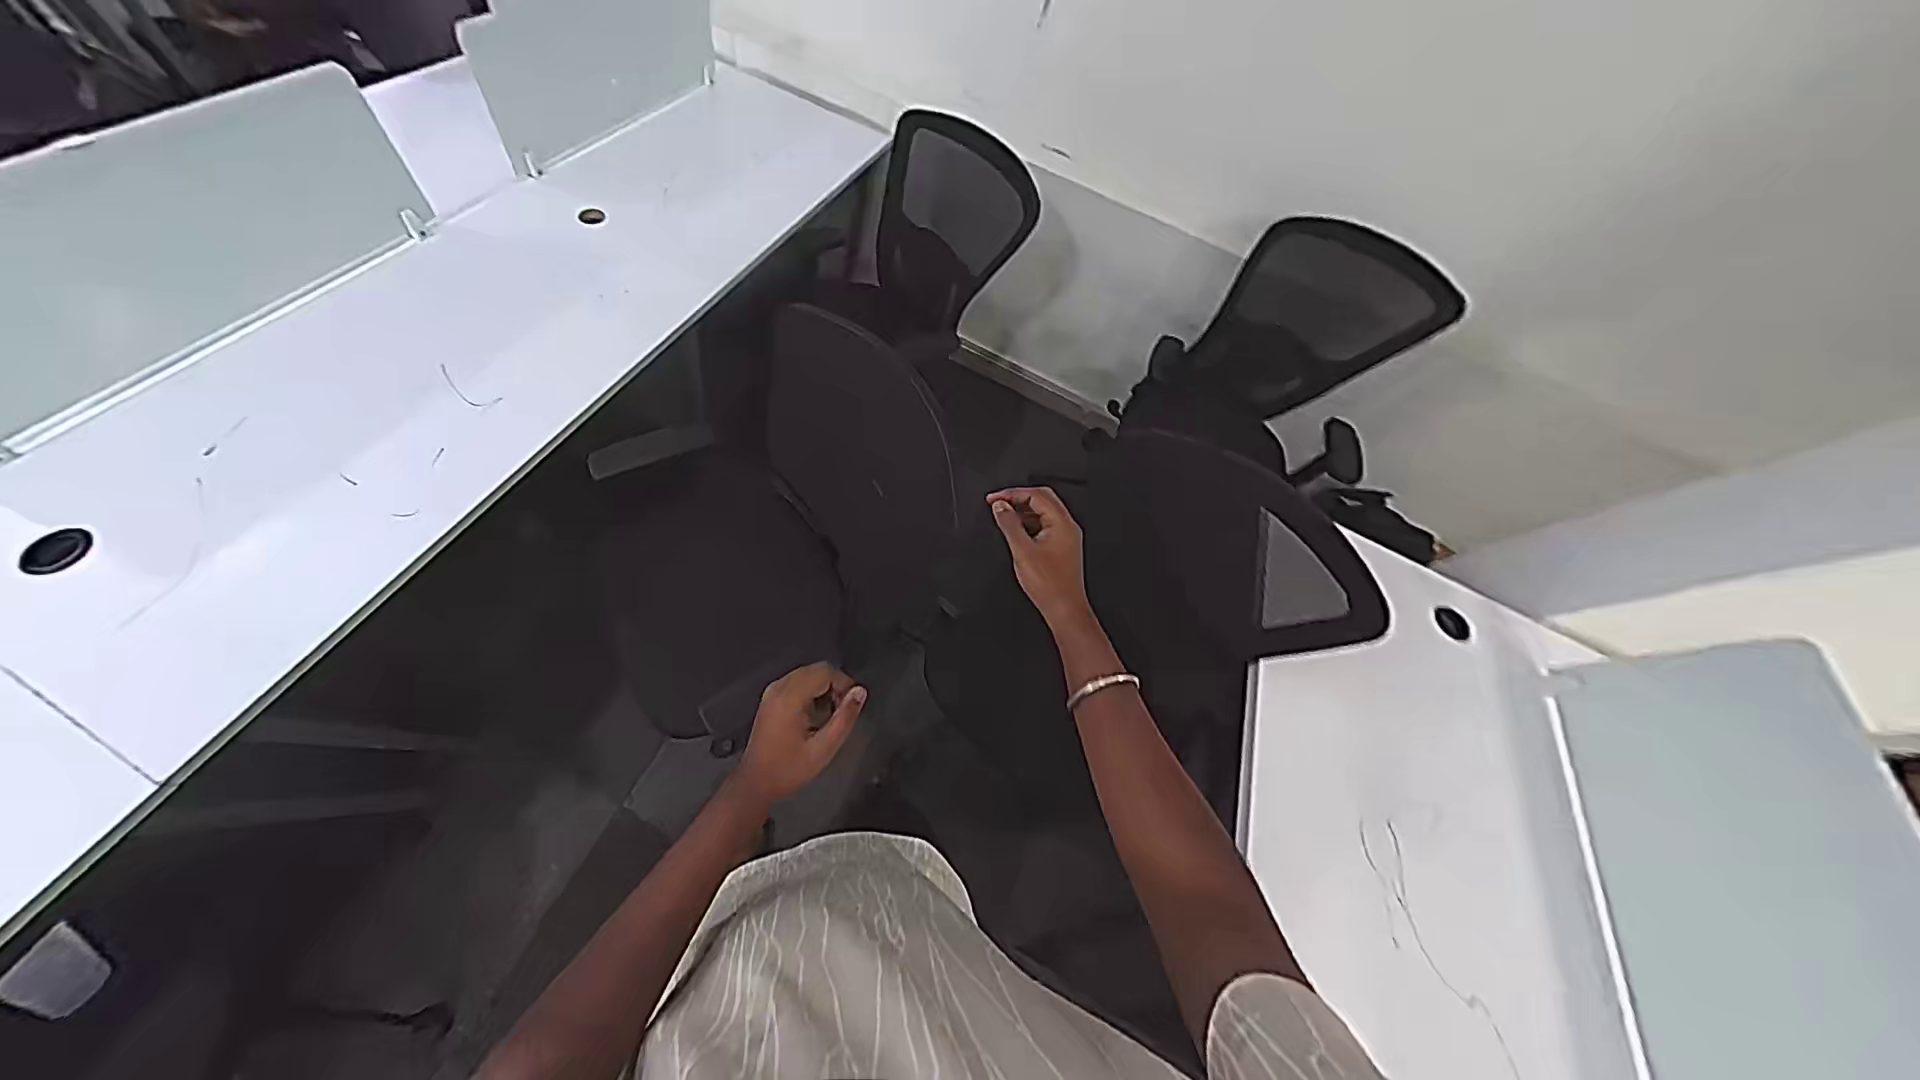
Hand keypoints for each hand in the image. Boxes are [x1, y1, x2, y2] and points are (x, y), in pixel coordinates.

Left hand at [733, 662, 865, 807]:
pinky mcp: (770, 698)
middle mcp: (778, 688)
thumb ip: (845, 718)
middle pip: (816, 669)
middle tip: (842, 711)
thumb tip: (860, 692)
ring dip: (824, 688)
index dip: (844, 683)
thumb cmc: (789, 770)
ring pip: (807, 673)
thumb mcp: (823, 749)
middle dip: (835, 685)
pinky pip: (797, 682)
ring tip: (830, 714)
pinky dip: (812, 691)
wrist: (755, 783)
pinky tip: (815, 713)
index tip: (851, 705)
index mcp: (789, 698)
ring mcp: (771, 692)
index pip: (825, 672)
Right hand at [988, 487, 1092, 629]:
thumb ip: (1009, 524)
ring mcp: (1065, 537)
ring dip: (1022, 511)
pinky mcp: (1061, 547)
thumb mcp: (1022, 551)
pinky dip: (1028, 523)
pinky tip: (1015, 531)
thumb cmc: (1050, 585)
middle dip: (1018, 498)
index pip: (1036, 495)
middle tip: (998, 502)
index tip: (995, 499)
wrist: (1063, 608)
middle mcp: (1067, 527)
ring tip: (1003, 516)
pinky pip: (1044, 526)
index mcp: (1062, 523)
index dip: (1013, 493)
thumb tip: (1000, 506)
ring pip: (1043, 512)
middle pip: (1042, 499)